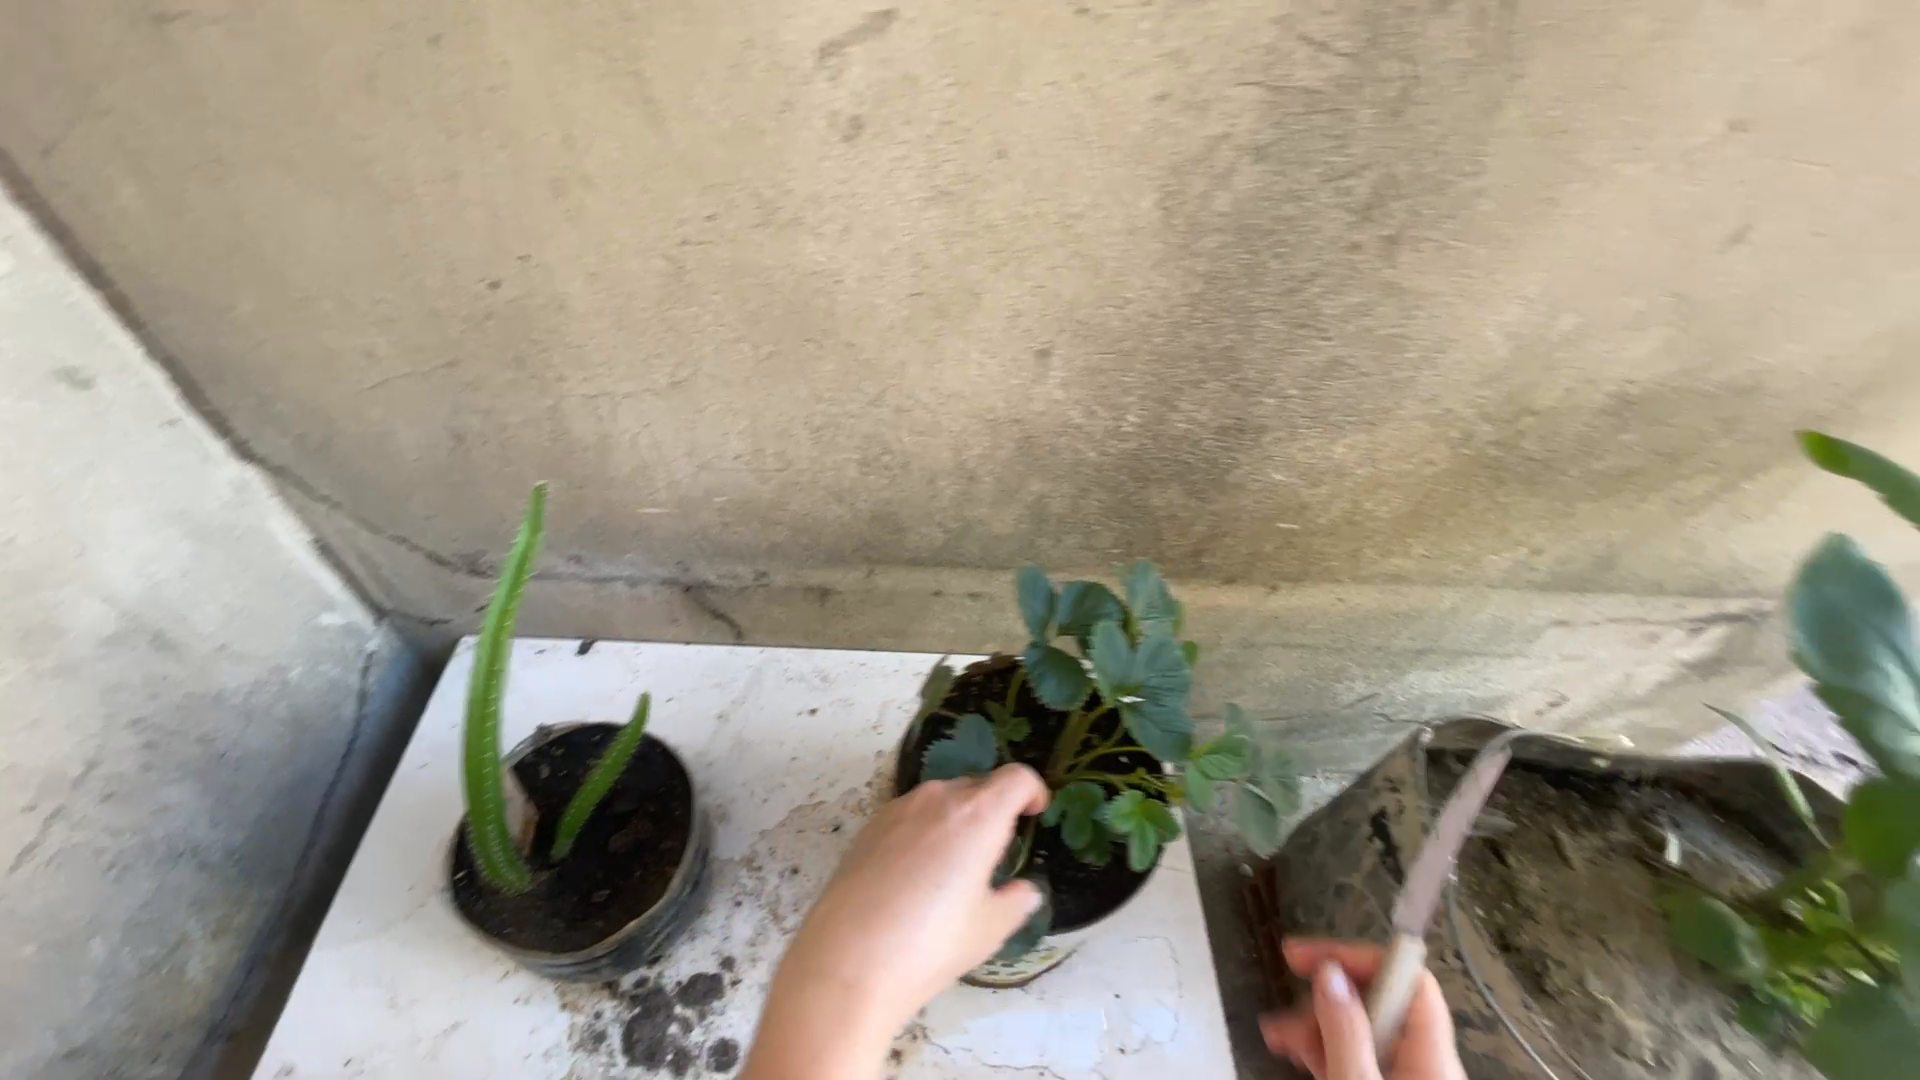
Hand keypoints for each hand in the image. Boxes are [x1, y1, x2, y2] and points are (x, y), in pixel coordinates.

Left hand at [742, 764, 1049, 1079]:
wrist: (848, 961)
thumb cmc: (930, 944)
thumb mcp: (987, 930)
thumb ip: (1015, 902)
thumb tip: (1025, 891)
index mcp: (978, 815)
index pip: (1016, 778)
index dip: (1032, 790)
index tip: (1035, 812)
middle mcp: (939, 798)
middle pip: (978, 785)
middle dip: (994, 808)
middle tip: (994, 852)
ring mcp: (899, 807)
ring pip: (941, 798)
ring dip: (957, 818)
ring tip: (952, 867)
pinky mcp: (869, 825)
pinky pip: (910, 814)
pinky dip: (924, 829)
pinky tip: (913, 875)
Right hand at [1260, 938, 1465, 1079]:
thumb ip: (1344, 1031)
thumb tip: (1329, 971)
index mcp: (1432, 1055)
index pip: (1409, 977)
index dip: (1359, 956)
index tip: (1309, 956)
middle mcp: (1427, 1061)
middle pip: (1378, 1001)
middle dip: (1324, 996)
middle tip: (1283, 1002)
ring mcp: (1409, 1077)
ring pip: (1363, 1029)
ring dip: (1317, 1023)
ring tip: (1279, 1037)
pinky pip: (1361, 1055)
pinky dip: (1328, 1048)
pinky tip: (1298, 1053)